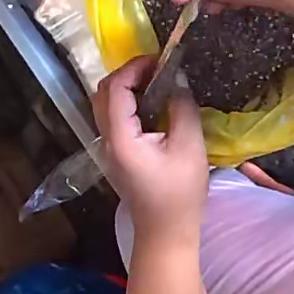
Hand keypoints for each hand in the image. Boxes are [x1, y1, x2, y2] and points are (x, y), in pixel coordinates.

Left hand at [93, 56, 208, 238]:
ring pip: (106, 104)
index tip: (161, 60)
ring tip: (157, 81)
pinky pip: (114, 117)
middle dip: (128, 72)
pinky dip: (129, 101)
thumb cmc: (180, 193)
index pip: (116, 88)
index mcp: (120, 137)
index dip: (135, 67)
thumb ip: (182, 107)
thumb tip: (177, 78)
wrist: (166, 233)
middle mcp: (106, 140)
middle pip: (103, 92)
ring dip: (127, 86)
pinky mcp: (117, 154)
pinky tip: (154, 103)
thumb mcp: (189, 146)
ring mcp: (108, 148)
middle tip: (158, 67)